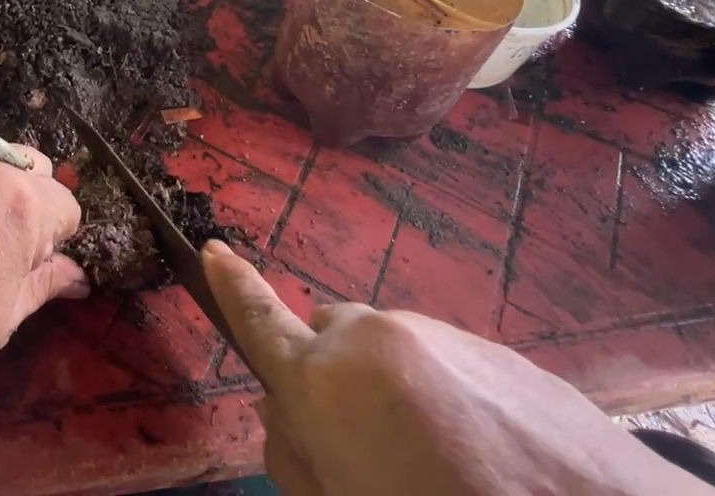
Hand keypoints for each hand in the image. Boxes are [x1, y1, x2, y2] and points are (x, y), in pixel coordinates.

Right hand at [202, 241, 713, 495]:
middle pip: (327, 335)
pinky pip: (447, 362)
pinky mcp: (504, 352)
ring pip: (390, 348)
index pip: (256, 319)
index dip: (229, 287)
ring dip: (392, 386)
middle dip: (330, 374)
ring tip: (447, 463)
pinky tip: (496, 460)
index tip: (211, 251)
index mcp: (325, 380)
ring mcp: (443, 337)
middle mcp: (375, 338)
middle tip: (365, 445)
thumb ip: (298, 458)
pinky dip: (447, 395)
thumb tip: (287, 415)